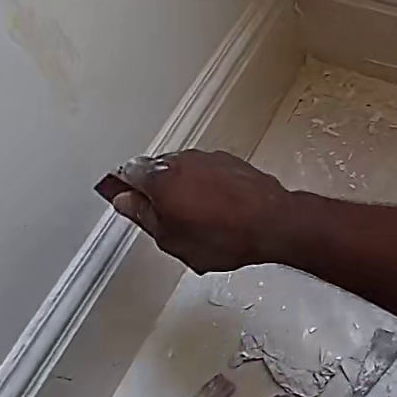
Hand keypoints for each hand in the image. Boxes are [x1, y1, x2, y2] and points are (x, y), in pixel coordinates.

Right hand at [97, 150, 296, 273]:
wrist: (273, 223)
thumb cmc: (226, 235)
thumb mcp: (171, 239)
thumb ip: (143, 216)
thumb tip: (126, 203)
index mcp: (159, 178)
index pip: (126, 173)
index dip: (123, 188)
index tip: (124, 199)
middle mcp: (180, 160)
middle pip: (153, 169)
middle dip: (153, 190)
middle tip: (161, 217)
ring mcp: (206, 157)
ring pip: (180, 169)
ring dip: (179, 187)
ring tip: (193, 218)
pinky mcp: (228, 161)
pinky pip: (205, 171)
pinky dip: (203, 185)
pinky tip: (214, 209)